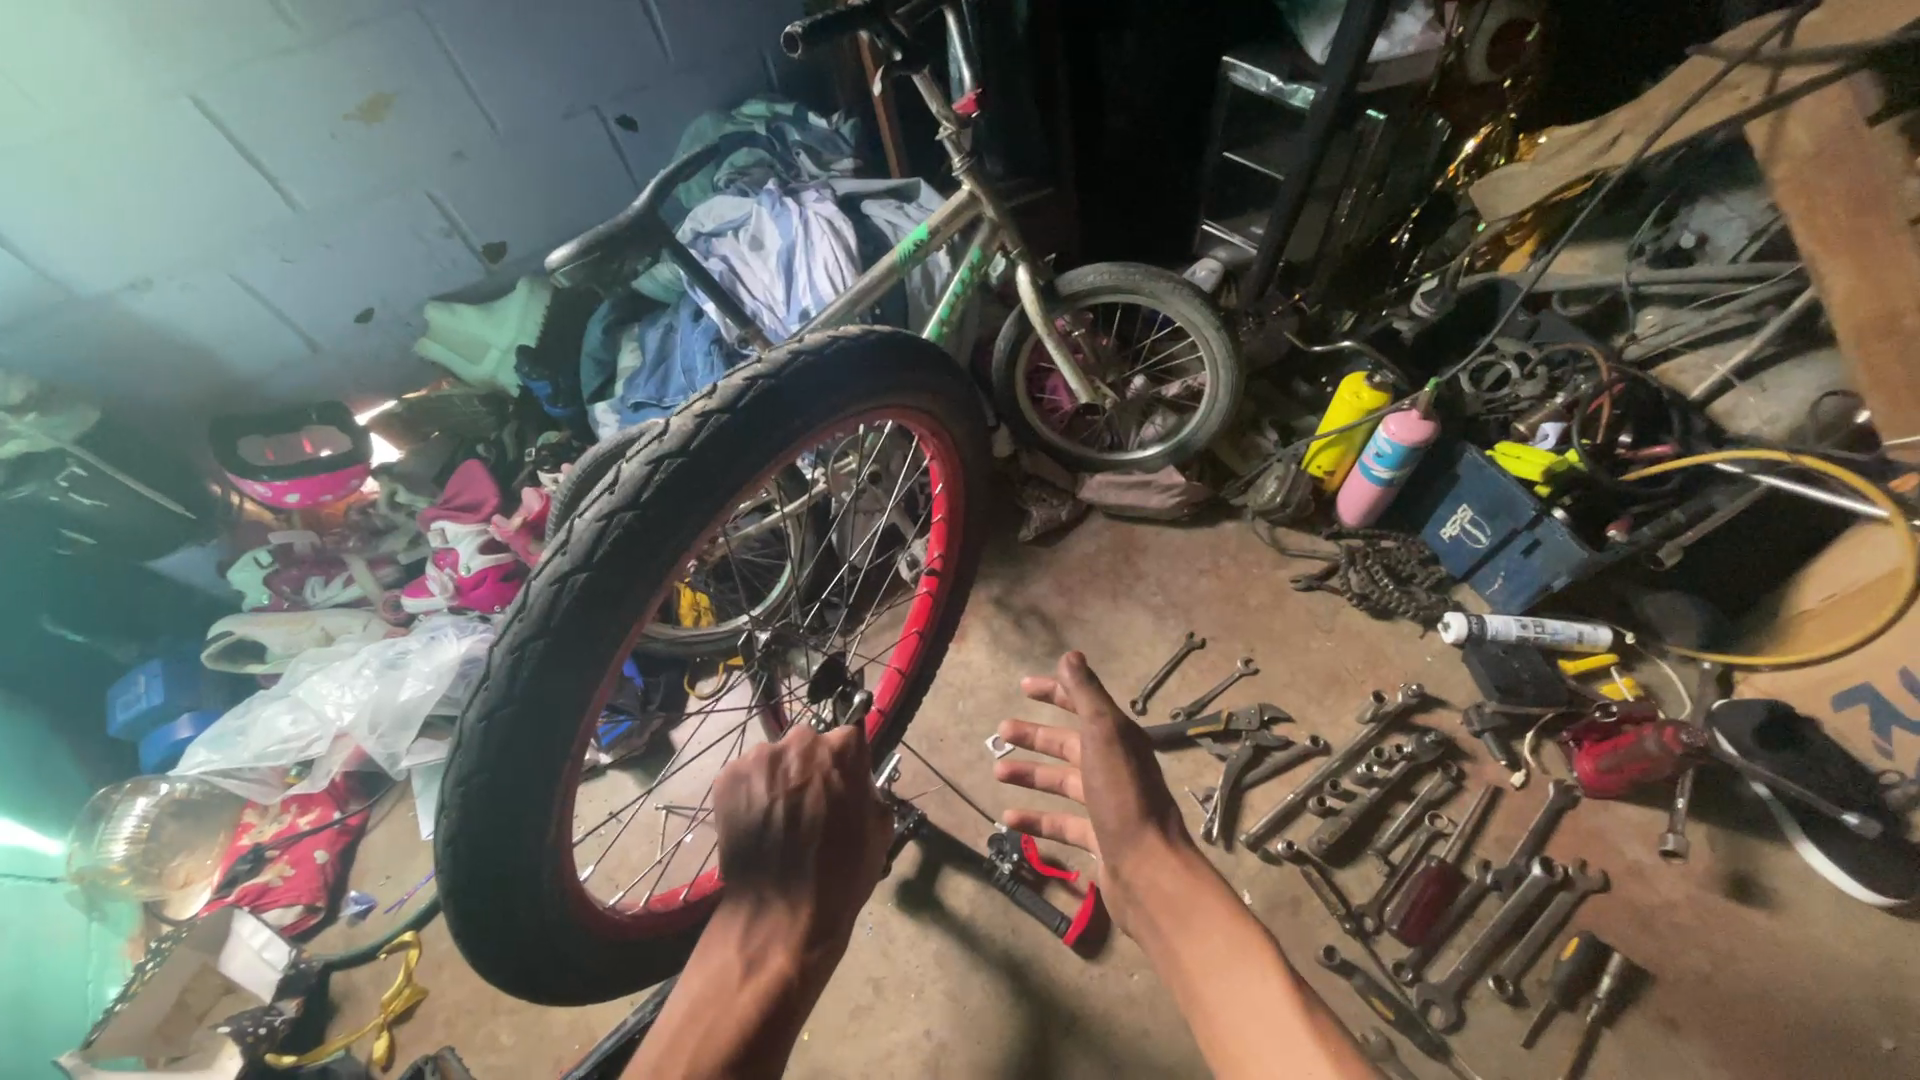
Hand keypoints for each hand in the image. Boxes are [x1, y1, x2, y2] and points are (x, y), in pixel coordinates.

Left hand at [712, 722, 893, 950]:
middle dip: (809, 766)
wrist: (783, 910)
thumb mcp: (879, 827)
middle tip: (808, 803)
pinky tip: (757, 823)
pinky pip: (746, 777)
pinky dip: (751, 794)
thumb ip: (867, 791)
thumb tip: (855, 785)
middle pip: (807, 744)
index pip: (848, 738)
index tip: (841, 784)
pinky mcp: (728, 778)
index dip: (845, 764)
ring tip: (778, 818)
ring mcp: (760, 758)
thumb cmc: (842, 872)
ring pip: (774, 760)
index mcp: (843, 748)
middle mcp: (800, 741)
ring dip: (778, 779)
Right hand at [993, 651, 1196, 929]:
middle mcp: (1114, 767)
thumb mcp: (1104, 735)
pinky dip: (1036, 818)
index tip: (1024, 686)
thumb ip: (1086, 695)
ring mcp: (1106, 805)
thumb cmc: (1124, 796)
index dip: (1055, 693)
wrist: (1150, 870)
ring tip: (998, 771)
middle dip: (1036, 736)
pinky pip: (1062, 822)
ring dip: (1031, 774)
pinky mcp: (1098, 839)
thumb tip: (1070, 655)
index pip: (1083, 705)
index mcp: (1117, 739)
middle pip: (1069, 744)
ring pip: (1062, 782)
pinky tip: (1009, 819)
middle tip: (1002, 731)